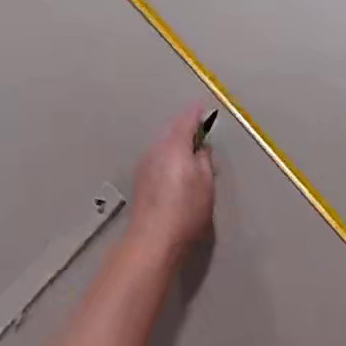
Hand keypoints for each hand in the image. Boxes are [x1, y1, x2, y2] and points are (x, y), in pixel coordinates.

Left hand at [127, 103, 215, 254]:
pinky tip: (175, 169)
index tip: (201, 107)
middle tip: (198, 129)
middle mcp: (156, 149)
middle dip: (184, 127)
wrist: (154, 237)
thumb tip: (201, 147)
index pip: (186, 120)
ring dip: (174, 142)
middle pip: (171, 130)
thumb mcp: (206, 182)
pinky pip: (156, 157)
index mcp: (175, 145)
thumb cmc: (186, 210)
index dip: (195, 112)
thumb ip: (204, 159)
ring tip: (189, 152)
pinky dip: (166, 156)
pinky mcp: (140, 178)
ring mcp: (145, 164)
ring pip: (162, 144)